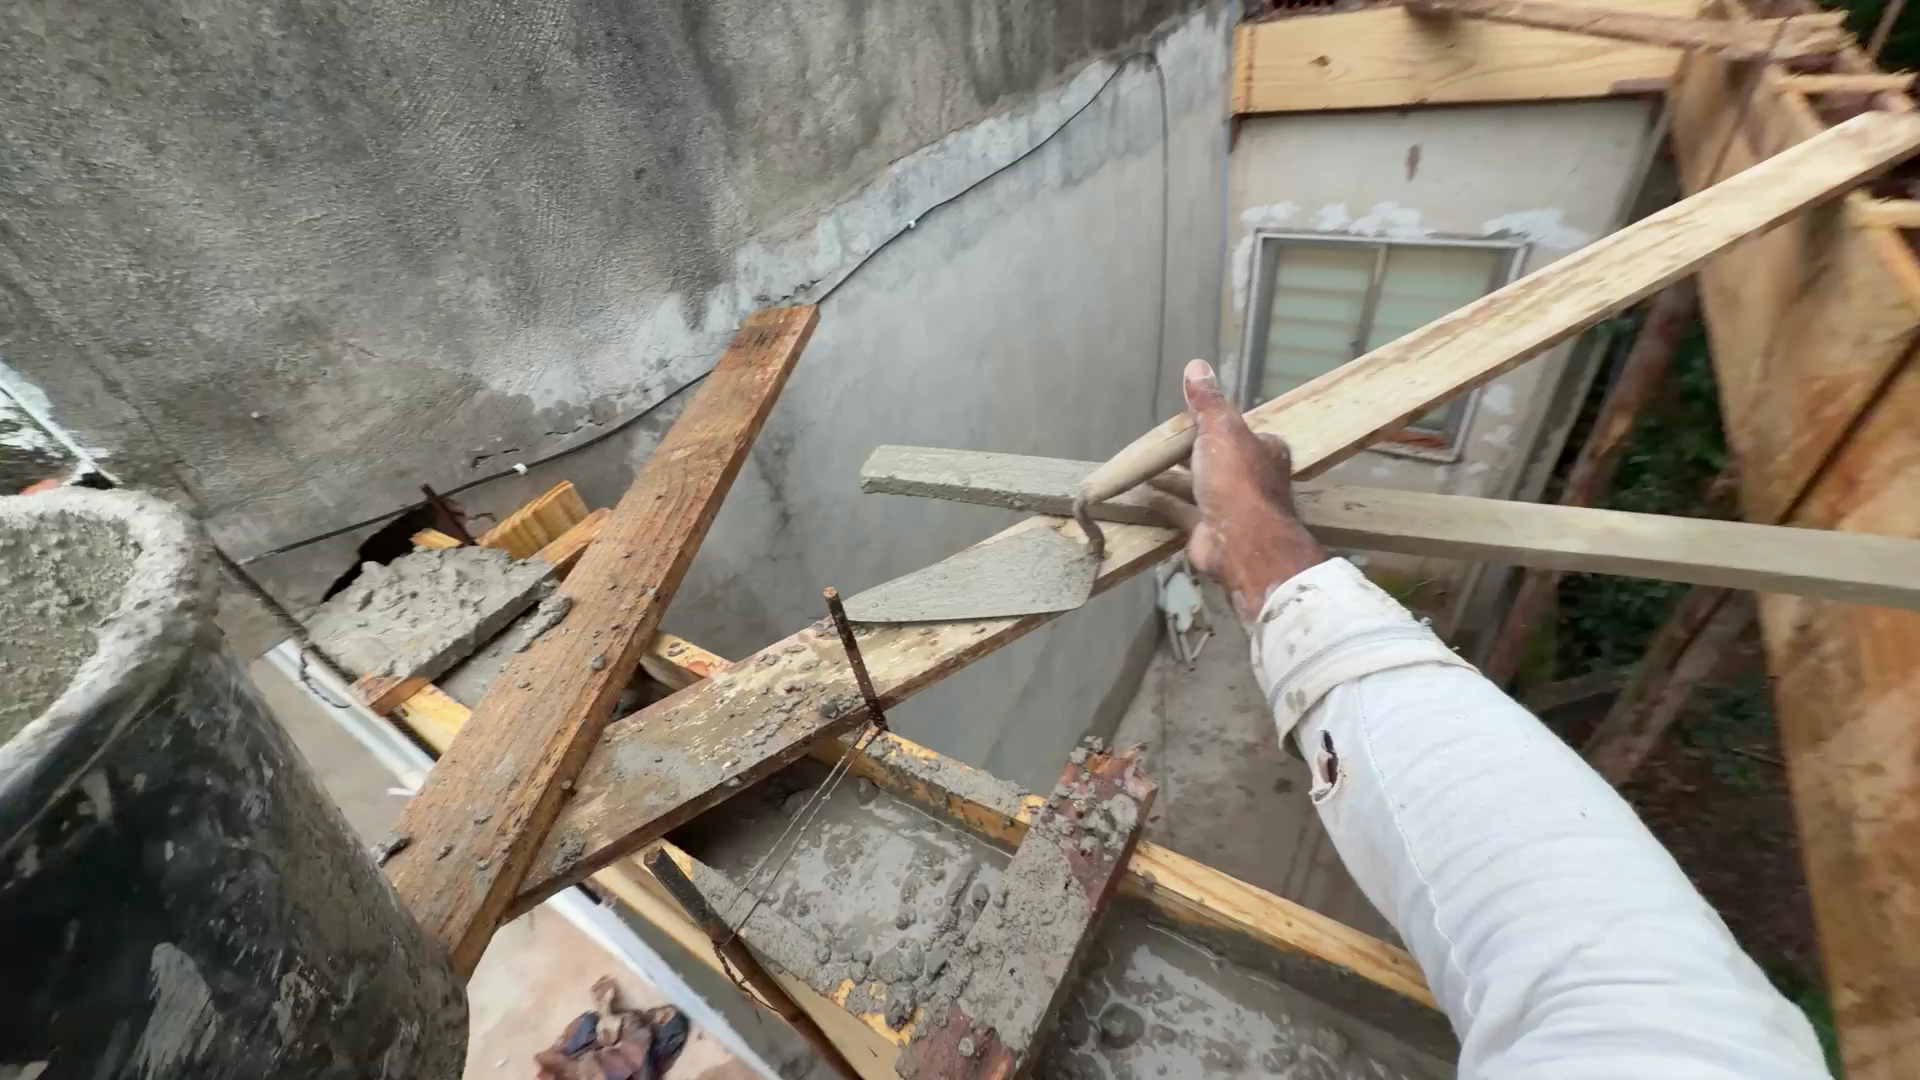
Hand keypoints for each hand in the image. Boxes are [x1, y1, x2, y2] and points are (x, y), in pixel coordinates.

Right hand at [1142, 360, 1326, 621]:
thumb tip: (1197, 366)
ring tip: (1145, 465)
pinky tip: (1142, 493)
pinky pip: (1183, 511)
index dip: (1214, 425)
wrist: (1239, 540)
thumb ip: (1207, 402)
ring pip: (1198, 487)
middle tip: (1162, 443)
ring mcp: (1230, 507)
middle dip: (1192, 454)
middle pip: (1217, 460)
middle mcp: (1251, 479)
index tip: (1188, 421)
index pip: (1238, 431)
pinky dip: (1164, 502)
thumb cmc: (1236, 479)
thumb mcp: (1220, 430)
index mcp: (1263, 450)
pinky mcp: (1209, 529)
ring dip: (1174, 479)